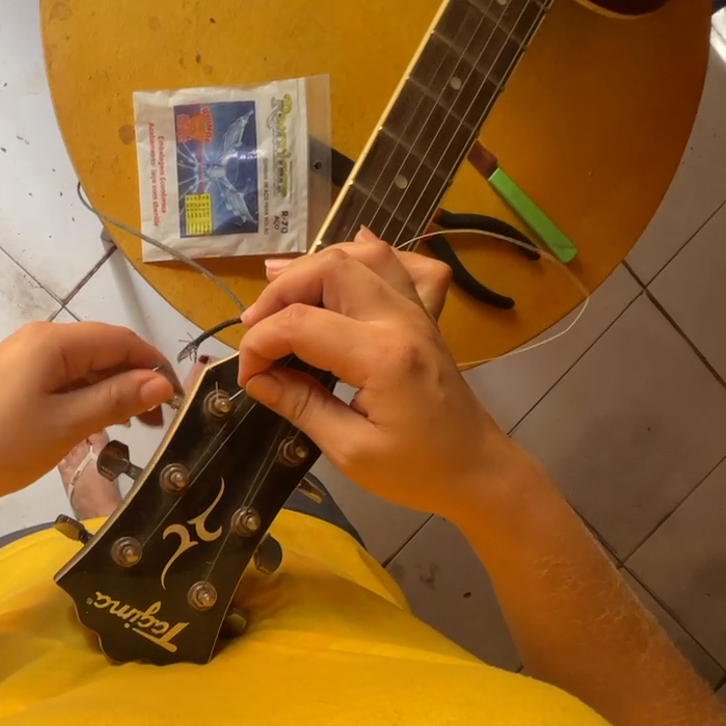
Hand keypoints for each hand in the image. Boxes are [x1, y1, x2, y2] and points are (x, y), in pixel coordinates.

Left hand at [0, 321, 176, 512]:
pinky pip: (61, 384)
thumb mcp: (68, 423)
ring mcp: (22, 363)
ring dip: (110, 394)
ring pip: (82, 370)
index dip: (153, 364)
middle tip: (156, 423)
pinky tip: (96, 427)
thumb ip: (117, 399)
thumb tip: (162, 382)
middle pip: (101, 352)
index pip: (119, 339)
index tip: (177, 399)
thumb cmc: (4, 444)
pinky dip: (85, 401)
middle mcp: (38, 342)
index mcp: (52, 341)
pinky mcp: (12, 386)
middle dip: (133, 381)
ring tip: (131, 429)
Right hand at [237, 230, 518, 521]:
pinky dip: (370, 254)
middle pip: (331, 270)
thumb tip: (256, 378)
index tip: (247, 375)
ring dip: (315, 265)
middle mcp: (401, 320)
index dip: (260, 344)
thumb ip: (302, 406)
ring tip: (278, 284)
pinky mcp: (424, 316)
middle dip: (281, 291)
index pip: (301, 325)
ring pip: (364, 256)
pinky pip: (404, 265)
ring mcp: (417, 312)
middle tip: (254, 326)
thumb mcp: (349, 451)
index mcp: (382, 357)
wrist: (478, 472)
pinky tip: (349, 255)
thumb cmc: (416, 471)